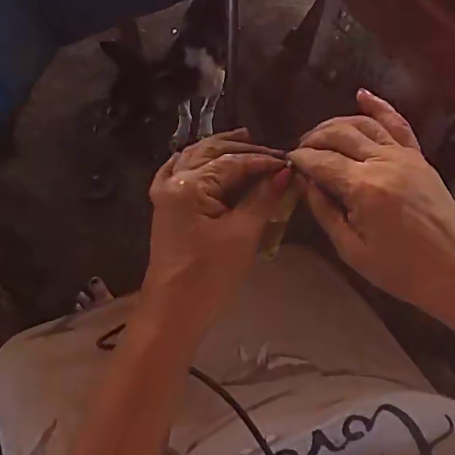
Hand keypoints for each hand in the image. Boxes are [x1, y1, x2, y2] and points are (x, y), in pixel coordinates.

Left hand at [138, 130, 289, 349]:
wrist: (174, 309)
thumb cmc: (210, 275)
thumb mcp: (242, 235)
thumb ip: (262, 199)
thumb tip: (285, 173)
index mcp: (189, 185)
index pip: (232, 162)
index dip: (262, 161)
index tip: (289, 162)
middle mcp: (173, 181)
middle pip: (209, 152)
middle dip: (241, 148)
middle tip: (272, 151)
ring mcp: (165, 193)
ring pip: (194, 159)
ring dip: (220, 151)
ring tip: (248, 145)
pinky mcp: (165, 207)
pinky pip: (180, 173)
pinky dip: (197, 163)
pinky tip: (207, 160)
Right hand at [288, 90, 454, 325]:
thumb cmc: (404, 271)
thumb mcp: (352, 249)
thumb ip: (324, 211)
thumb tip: (305, 183)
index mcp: (365, 188)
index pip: (320, 161)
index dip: (299, 159)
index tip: (287, 163)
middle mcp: (384, 163)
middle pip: (338, 135)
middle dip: (312, 139)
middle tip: (299, 151)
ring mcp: (405, 157)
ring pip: (363, 124)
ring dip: (336, 123)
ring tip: (318, 134)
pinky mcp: (419, 158)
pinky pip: (397, 124)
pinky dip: (379, 107)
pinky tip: (361, 95)